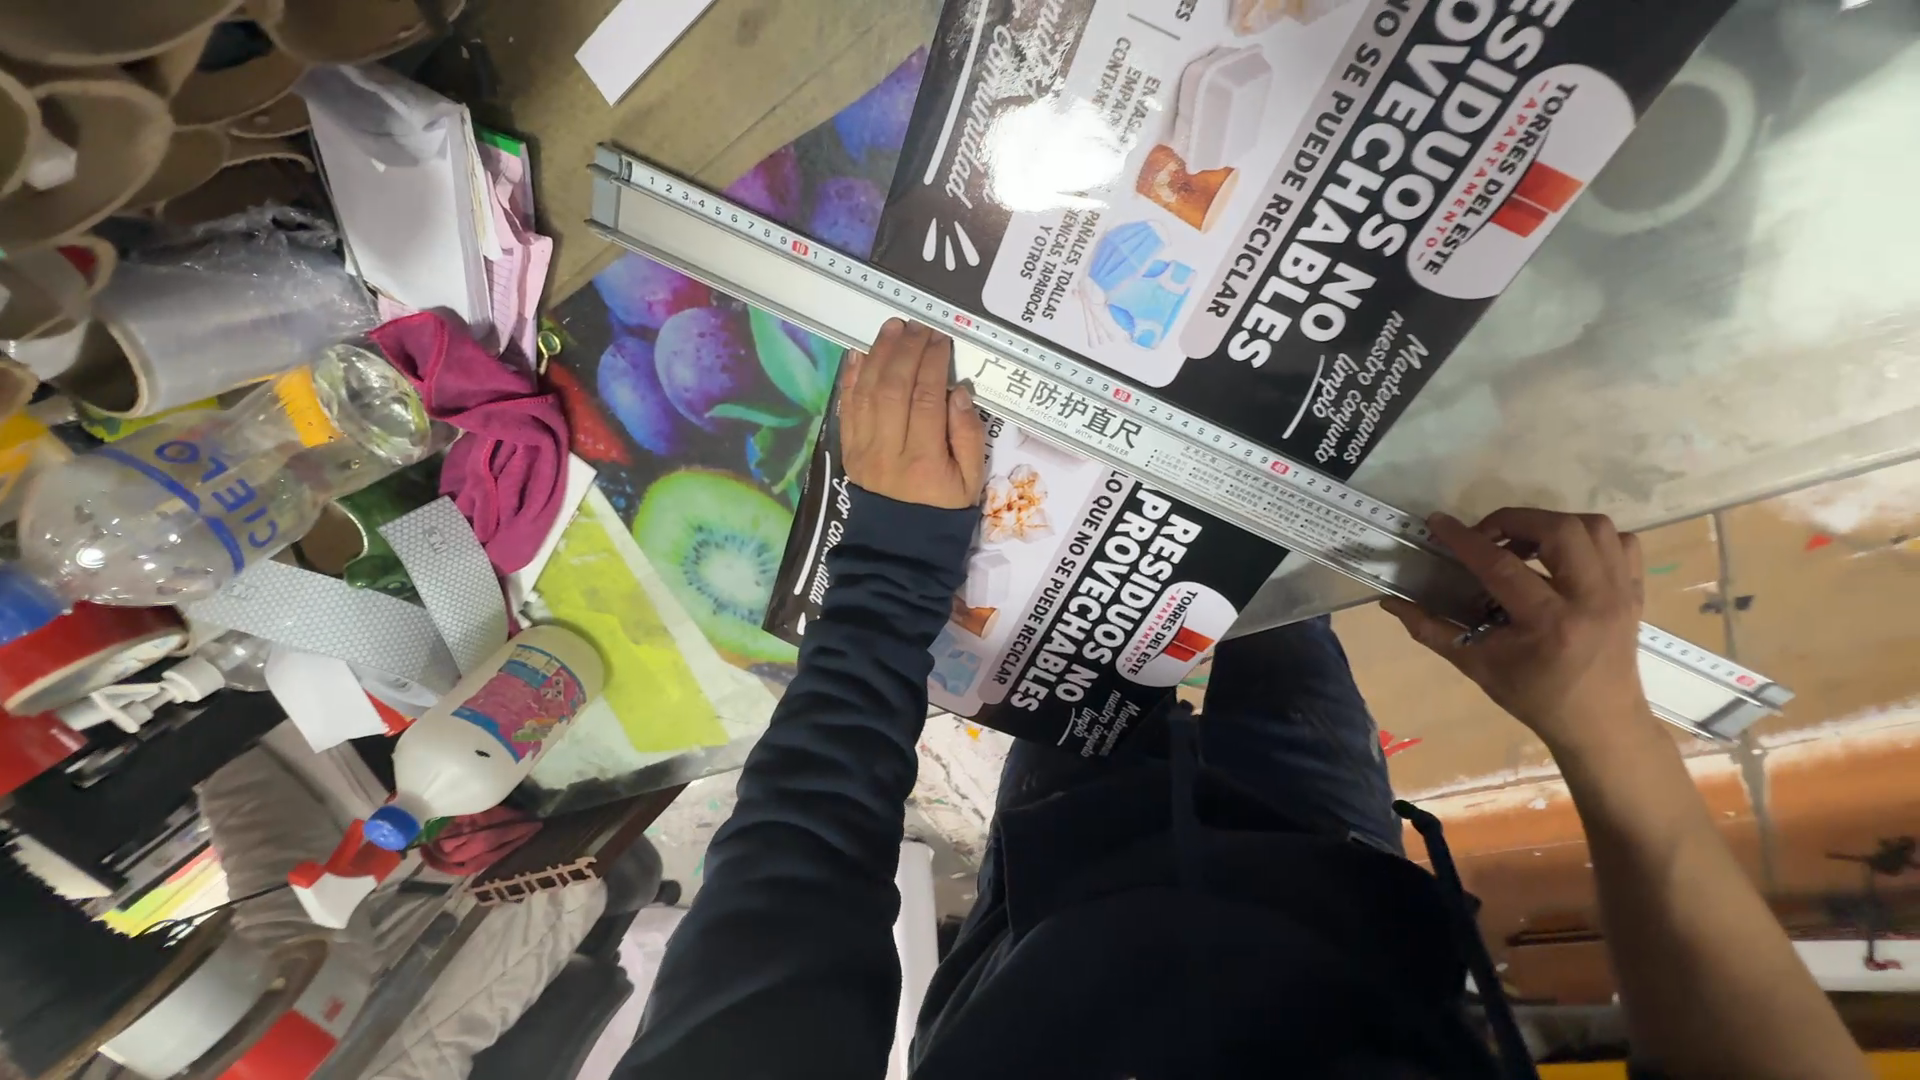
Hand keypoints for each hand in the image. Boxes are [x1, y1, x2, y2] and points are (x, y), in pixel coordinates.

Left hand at [839, 319, 987, 509]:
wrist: (901, 546)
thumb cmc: (943, 510)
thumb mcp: (971, 481)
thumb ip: (968, 435)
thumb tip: (957, 391)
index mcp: (925, 460)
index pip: (926, 398)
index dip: (932, 363)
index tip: (940, 340)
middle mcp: (889, 451)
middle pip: (894, 388)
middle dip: (906, 351)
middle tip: (917, 327)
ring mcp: (864, 450)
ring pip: (868, 393)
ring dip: (879, 355)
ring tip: (892, 329)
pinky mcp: (849, 451)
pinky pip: (848, 409)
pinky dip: (852, 379)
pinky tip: (861, 354)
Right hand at [1382, 508, 1651, 752]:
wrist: (1599, 723)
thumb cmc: (1533, 696)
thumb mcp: (1474, 664)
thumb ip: (1430, 629)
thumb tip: (1390, 603)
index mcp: (1550, 622)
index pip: (1502, 565)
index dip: (1465, 540)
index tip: (1438, 523)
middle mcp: (1593, 600)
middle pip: (1560, 531)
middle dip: (1515, 520)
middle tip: (1485, 535)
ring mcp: (1621, 593)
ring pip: (1594, 528)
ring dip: (1551, 524)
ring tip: (1522, 542)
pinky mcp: (1635, 592)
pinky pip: (1620, 543)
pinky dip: (1588, 538)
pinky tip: (1560, 554)